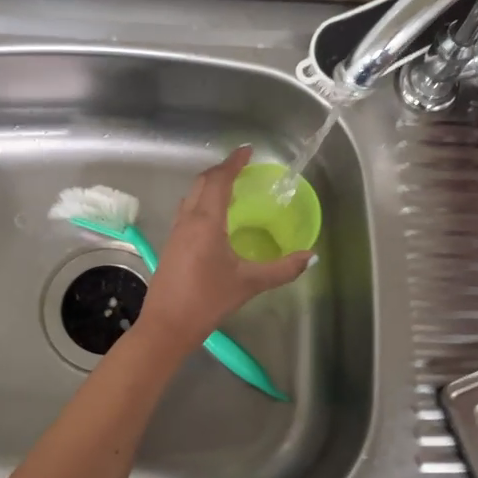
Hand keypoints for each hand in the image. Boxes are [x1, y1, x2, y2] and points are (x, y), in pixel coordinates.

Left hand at [135, 147, 312, 350]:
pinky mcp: (171, 245)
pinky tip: (215, 219)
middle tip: (242, 168)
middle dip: (221, 170)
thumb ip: (282, 269)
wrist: (167, 326)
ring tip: (231, 188)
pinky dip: (202, 202)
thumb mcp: (249, 284)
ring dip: (209, 185)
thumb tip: (310, 257)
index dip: (234, 162)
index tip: (248, 151)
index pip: (219, 180)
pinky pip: (187, 211)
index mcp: (206, 222)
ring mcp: (176, 232)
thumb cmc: (207, 300)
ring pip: (191, 196)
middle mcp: (188, 220)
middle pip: (202, 182)